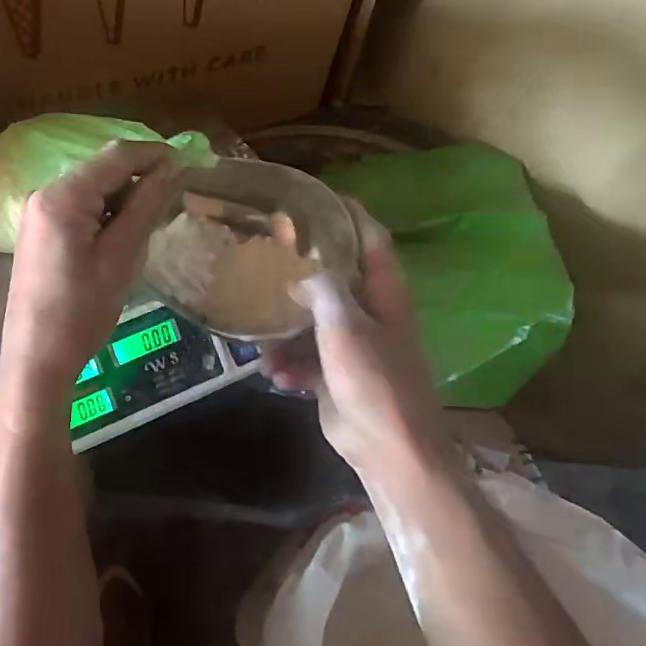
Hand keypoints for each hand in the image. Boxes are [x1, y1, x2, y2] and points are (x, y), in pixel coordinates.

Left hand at [0, 141, 181, 428]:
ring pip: (91, 190)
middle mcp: (44, 194)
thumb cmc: (81, 311)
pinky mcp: (38, 234)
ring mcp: (37, 215)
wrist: (37, 359)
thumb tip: (174, 167)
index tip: (190, 165)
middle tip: (175, 201)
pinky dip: (105, 216)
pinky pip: (78, 210)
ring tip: (152, 224)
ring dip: (124, 199)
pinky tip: (124, 239)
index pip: (116, 155)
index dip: (156, 154)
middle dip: (140, 178)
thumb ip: (146, 206)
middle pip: (101, 170)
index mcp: (62, 196)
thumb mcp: (121, 257)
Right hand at [264, 200, 452, 480]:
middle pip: (335, 281)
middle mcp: (371, 316)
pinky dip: (289, 365)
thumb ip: (323, 290)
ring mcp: (353, 348)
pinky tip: (273, 375)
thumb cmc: (374, 381)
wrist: (387, 447)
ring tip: (258, 337)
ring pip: (311, 324)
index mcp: (385, 296)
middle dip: (301, 273)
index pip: (371, 241)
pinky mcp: (336, 377)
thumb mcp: (345, 328)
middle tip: (265, 258)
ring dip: (285, 332)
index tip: (318, 198)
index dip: (349, 216)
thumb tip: (301, 268)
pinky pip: (305, 360)